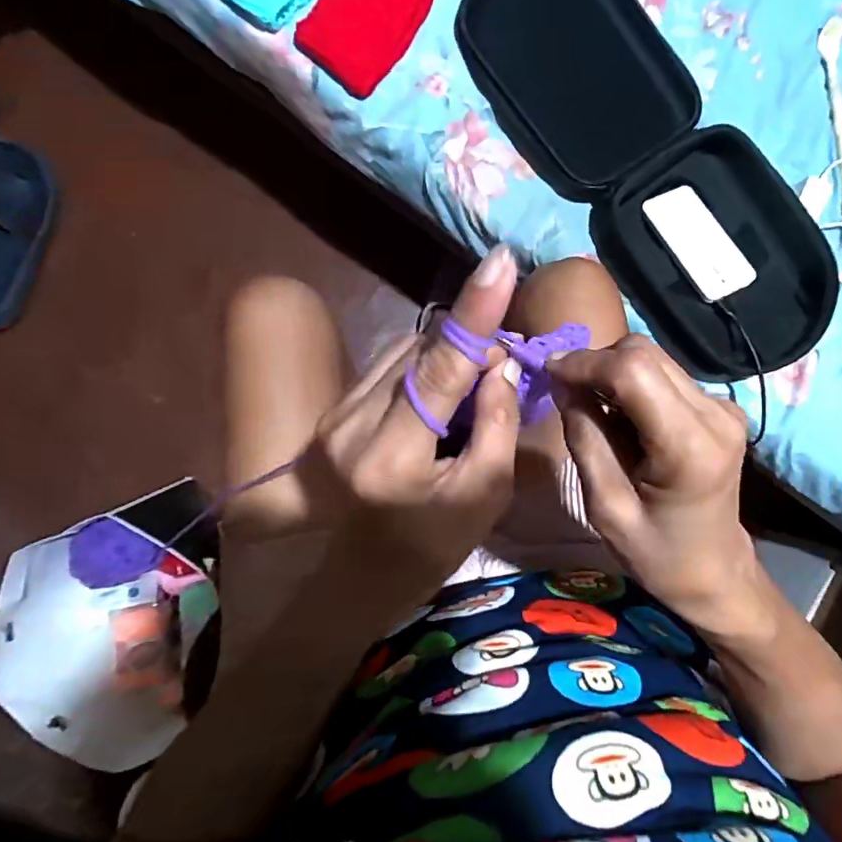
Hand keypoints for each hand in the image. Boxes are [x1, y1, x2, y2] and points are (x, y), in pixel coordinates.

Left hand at [312, 246, 521, 586]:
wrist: (346, 581)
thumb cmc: (423, 552)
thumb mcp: (479, 500)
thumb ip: (496, 427)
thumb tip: (499, 364)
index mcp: (393, 456)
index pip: (441, 366)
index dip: (475, 312)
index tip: (500, 261)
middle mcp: (355, 423)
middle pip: (423, 350)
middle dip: (470, 341)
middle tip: (505, 361)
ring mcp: (338, 414)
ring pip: (405, 353)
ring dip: (446, 354)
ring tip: (475, 385)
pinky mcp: (335, 410)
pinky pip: (389, 368)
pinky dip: (423, 367)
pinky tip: (440, 394)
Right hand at [547, 336, 770, 632]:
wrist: (715, 571)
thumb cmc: (656, 553)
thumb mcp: (605, 506)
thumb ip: (584, 438)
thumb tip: (561, 382)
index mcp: (689, 445)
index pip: (633, 371)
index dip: (584, 363)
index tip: (548, 372)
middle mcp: (715, 414)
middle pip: (643, 354)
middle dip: (595, 364)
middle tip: (564, 391)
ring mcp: (722, 406)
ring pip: (652, 358)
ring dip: (612, 372)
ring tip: (588, 406)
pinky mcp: (720, 406)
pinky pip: (664, 374)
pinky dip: (631, 384)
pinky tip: (618, 415)